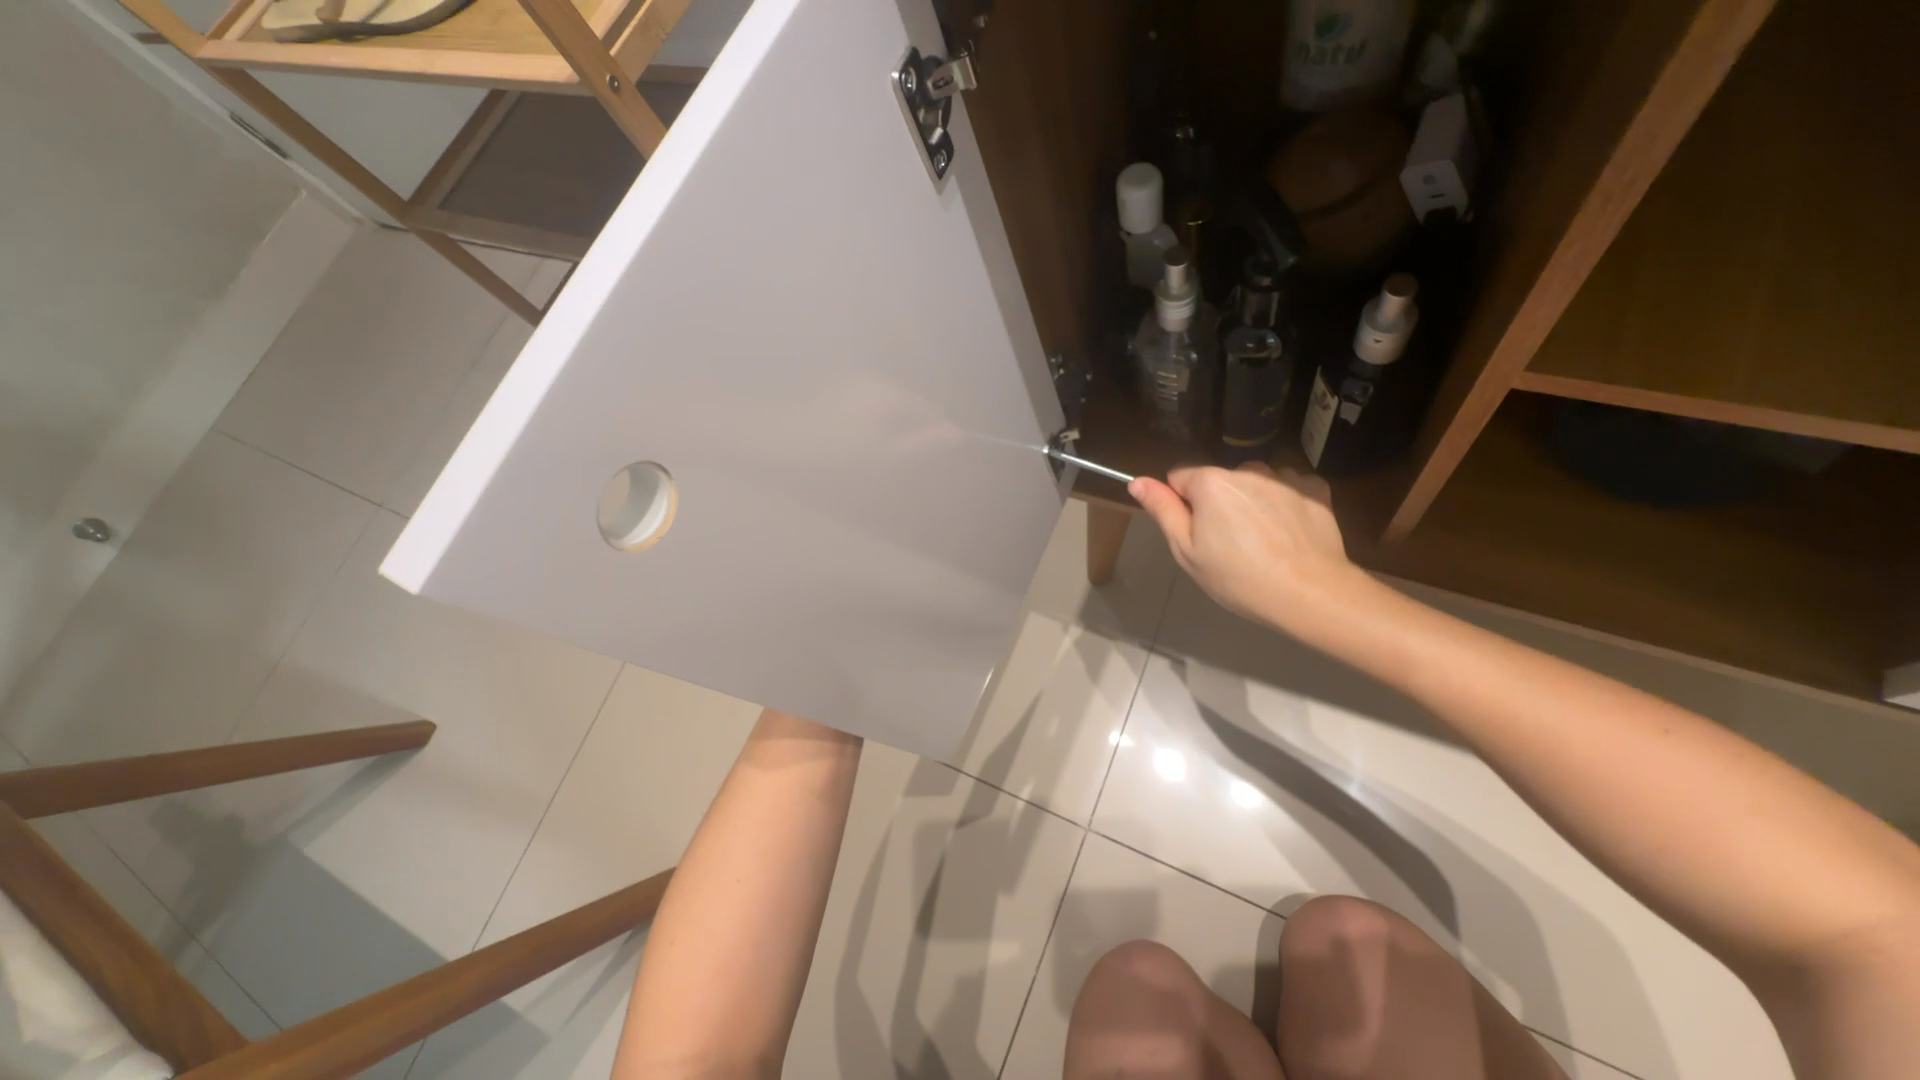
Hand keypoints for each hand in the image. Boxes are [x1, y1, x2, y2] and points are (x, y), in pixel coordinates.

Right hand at [1128, 463, 1366, 635]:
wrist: (1310, 593)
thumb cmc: (1239, 578)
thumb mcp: (1188, 552)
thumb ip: (1163, 511)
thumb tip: (1137, 481)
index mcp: (1211, 482)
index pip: (1180, 478)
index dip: (1183, 506)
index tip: (1198, 535)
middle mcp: (1248, 469)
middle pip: (1220, 480)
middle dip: (1220, 504)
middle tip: (1230, 545)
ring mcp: (1285, 477)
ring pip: (1255, 483)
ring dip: (1253, 501)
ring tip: (1263, 541)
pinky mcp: (1315, 489)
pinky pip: (1289, 488)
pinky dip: (1285, 504)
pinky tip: (1289, 534)